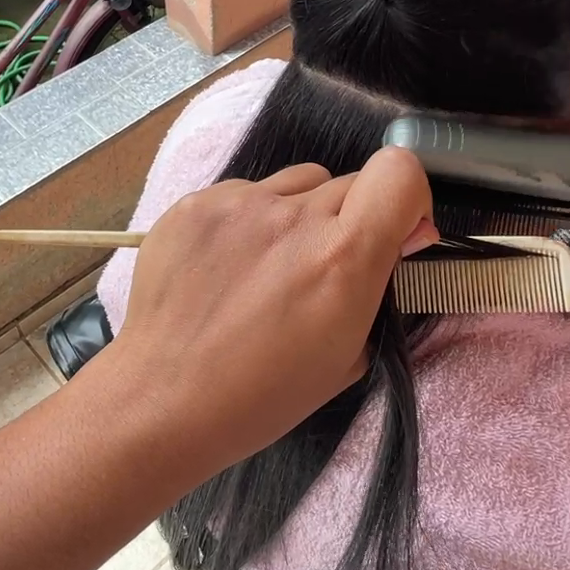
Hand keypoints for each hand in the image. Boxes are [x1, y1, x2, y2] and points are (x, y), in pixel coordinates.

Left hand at [94, 148, 436, 468]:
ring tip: (267, 267)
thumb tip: (403, 236)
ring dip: (298, 214)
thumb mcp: (348, 355)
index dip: (405, 196)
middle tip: (319, 268)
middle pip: (346, 183)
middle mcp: (291, 216)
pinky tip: (226, 266)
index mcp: (341, 258)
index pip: (399, 171)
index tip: (393, 228)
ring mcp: (237, 203)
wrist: (164, 397)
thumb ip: (381, 285)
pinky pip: (244, 193)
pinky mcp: (195, 202)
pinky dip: (248, 221)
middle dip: (348, 220)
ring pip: (296, 183)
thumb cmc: (263, 395)